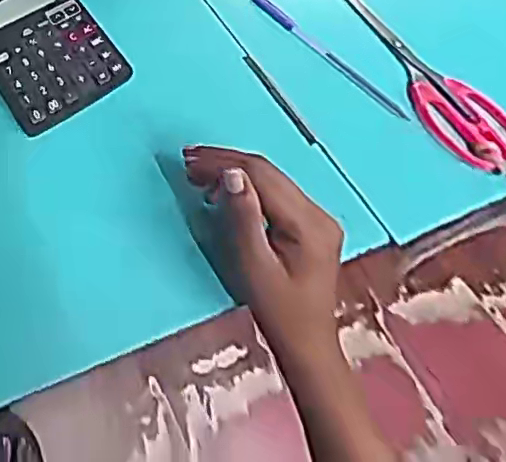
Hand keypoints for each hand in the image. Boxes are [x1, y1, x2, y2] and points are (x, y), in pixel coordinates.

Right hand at [183, 147, 344, 361]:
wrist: (306, 344)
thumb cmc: (277, 310)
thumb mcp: (254, 264)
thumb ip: (243, 216)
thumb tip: (231, 173)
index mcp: (309, 223)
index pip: (261, 175)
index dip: (222, 163)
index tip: (189, 163)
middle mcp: (318, 213)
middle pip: (266, 171)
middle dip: (224, 161)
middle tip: (188, 160)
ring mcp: (316, 217)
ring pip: (268, 176)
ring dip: (232, 169)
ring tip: (198, 171)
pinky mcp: (309, 222)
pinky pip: (273, 189)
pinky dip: (245, 183)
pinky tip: (223, 187)